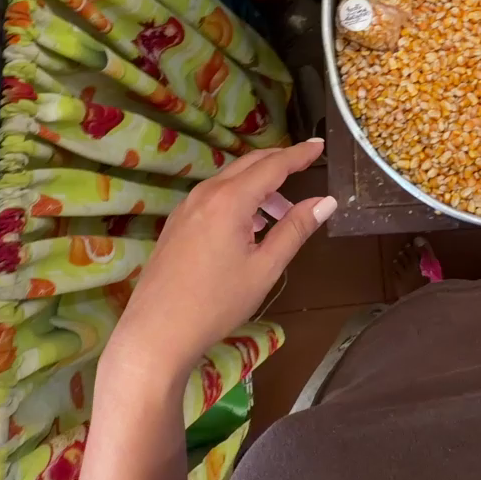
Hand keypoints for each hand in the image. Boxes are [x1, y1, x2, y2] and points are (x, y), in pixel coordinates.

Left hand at [105, 140, 334, 383]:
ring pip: (231, 180)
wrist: (155, 334)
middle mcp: (206, 193)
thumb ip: (295, 229)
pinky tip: (250, 225)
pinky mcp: (177, 223)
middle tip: (307, 164)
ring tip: (283, 211)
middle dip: (280, 162)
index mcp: (231, 200)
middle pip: (250, 164)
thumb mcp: (265, 268)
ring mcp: (187, 207)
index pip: (273, 166)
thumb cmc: (216, 303)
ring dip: (260, 185)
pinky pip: (215, 196)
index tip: (320, 144)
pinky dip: (239, 197)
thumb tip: (325, 201)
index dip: (299, 154)